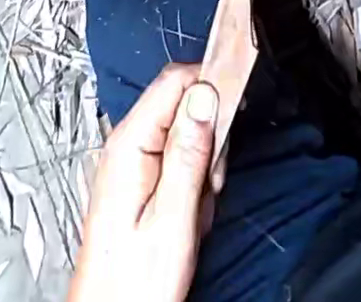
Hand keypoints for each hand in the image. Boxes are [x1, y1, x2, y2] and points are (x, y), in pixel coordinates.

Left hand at [68, 65, 219, 301]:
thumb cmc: (133, 284)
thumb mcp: (172, 219)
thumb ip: (189, 152)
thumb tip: (205, 95)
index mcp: (129, 144)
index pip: (173, 79)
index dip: (209, 85)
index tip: (233, 109)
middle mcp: (126, 143)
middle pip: (181, 101)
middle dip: (209, 133)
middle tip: (211, 178)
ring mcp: (133, 159)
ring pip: (185, 128)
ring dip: (204, 160)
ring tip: (198, 203)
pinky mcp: (141, 175)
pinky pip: (179, 153)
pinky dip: (195, 177)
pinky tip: (191, 207)